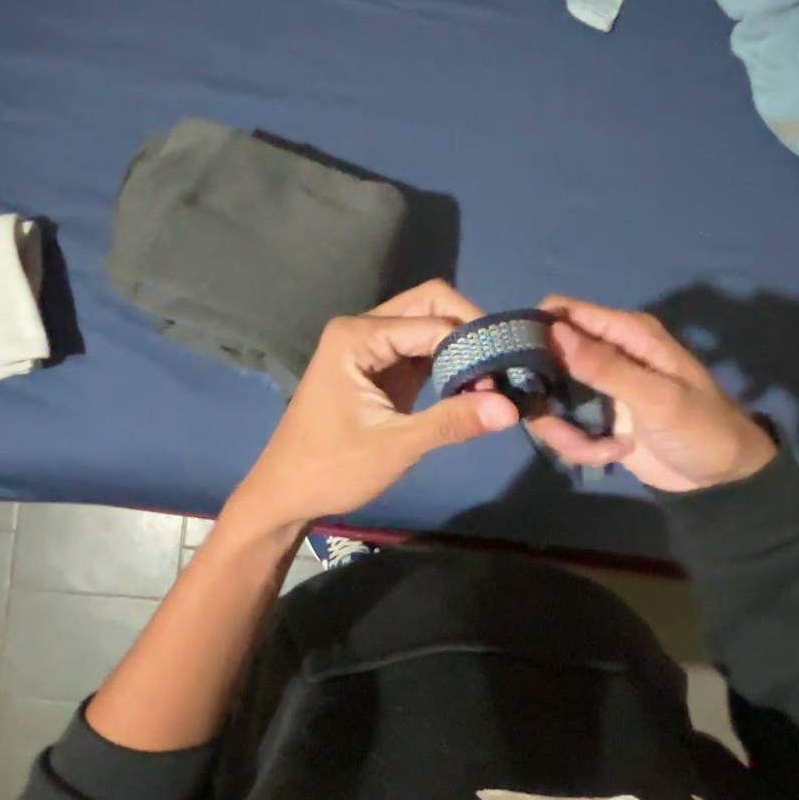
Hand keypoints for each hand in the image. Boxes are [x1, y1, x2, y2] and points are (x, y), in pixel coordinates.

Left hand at [223, 280, 519, 532]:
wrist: (286, 494)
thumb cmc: (331, 469)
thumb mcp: (396, 447)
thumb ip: (452, 421)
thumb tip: (511, 409)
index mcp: (358, 336)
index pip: (433, 320)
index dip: (473, 343)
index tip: (507, 376)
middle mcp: (363, 329)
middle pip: (431, 305)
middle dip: (470, 331)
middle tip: (504, 367)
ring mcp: (371, 348)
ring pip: (429, 325)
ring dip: (462, 346)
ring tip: (495, 378)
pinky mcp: (379, 369)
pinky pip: (422, 350)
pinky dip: (449, 363)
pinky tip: (473, 387)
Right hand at [525, 295, 774, 492]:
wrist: (721, 477)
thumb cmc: (699, 427)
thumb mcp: (654, 397)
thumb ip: (604, 366)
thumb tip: (553, 332)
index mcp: (626, 334)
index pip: (565, 313)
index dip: (537, 331)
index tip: (519, 364)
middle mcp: (608, 355)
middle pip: (548, 360)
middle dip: (544, 393)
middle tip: (554, 421)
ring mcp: (599, 391)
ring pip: (551, 401)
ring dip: (565, 431)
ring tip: (602, 448)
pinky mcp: (596, 421)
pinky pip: (566, 429)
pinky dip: (581, 447)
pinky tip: (614, 454)